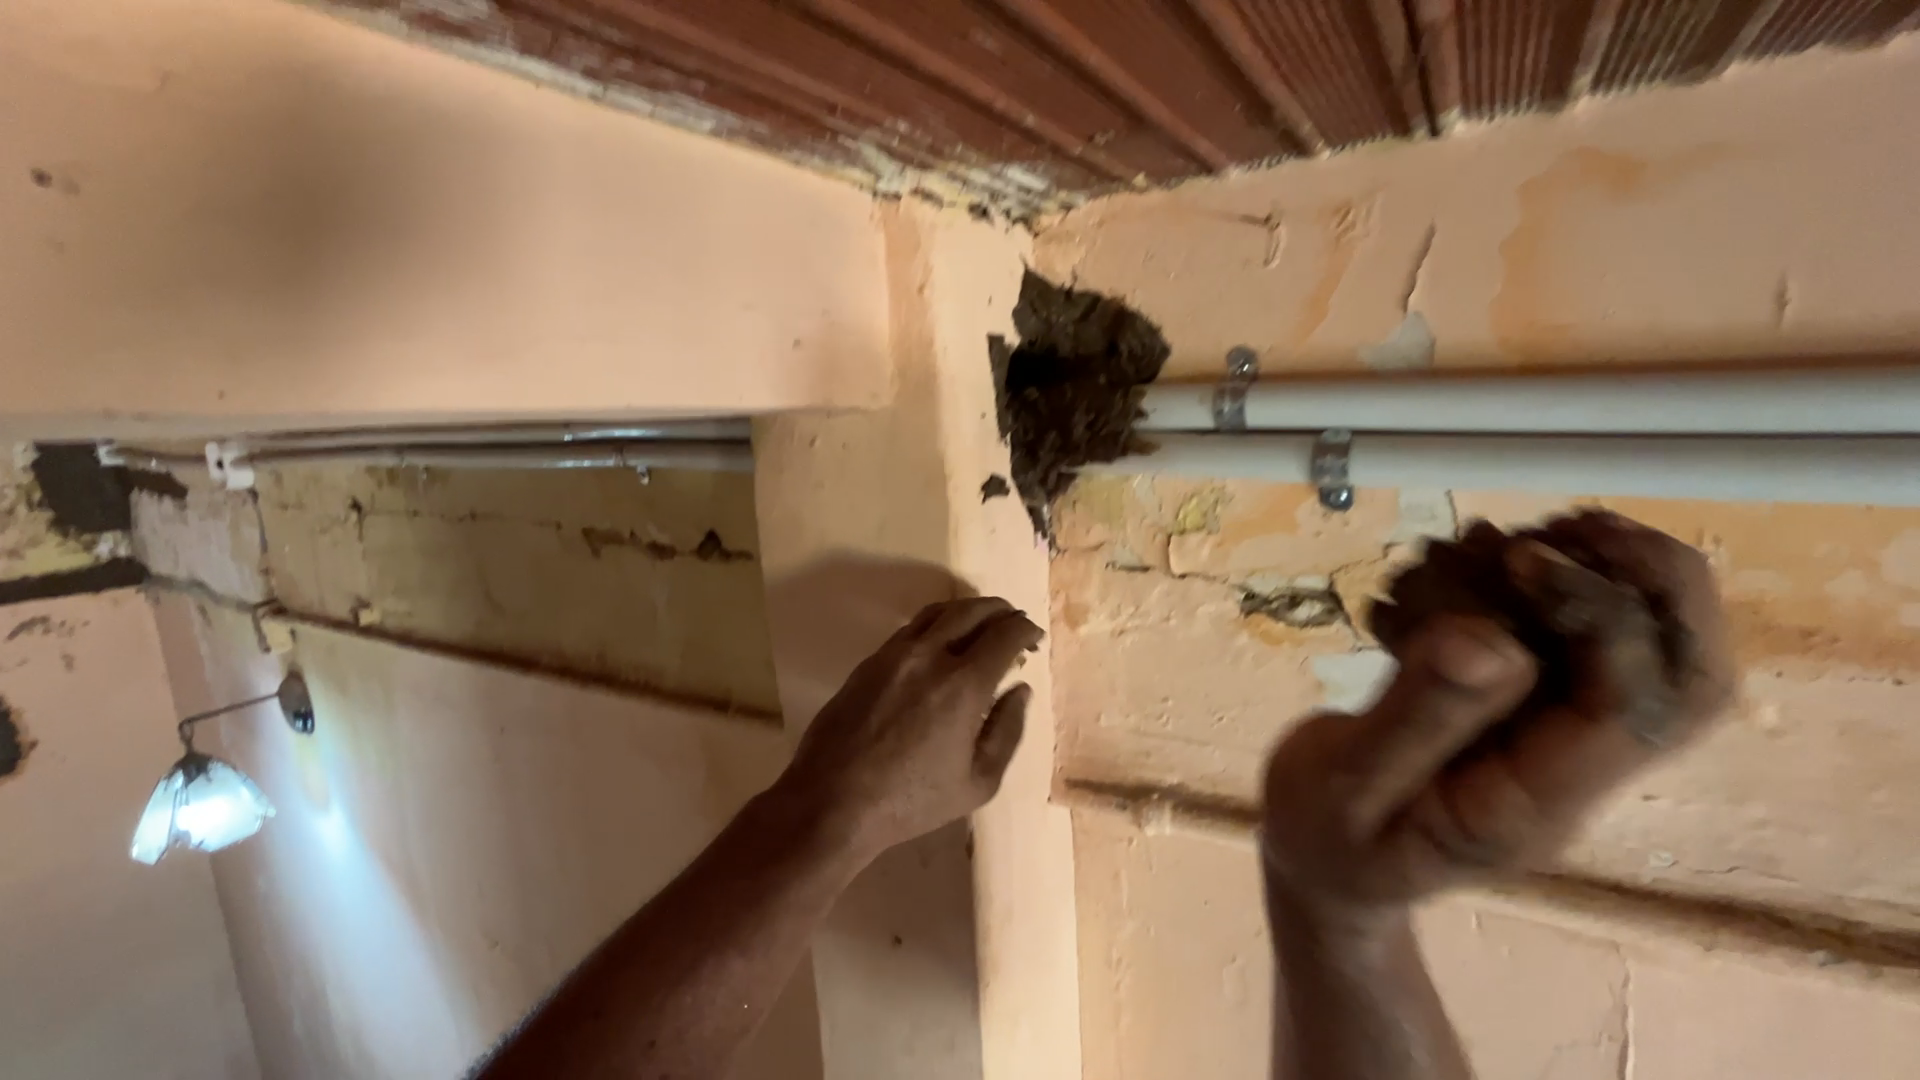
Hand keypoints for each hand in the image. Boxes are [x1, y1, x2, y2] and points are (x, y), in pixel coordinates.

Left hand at [777, 596, 1042, 860]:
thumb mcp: (978, 781)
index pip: (1005, 634)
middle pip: (972, 610)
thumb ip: (1007, 730)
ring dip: (967, 611)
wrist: (833, 801)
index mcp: (963, 684)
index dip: (1025, 630)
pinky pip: (910, 628)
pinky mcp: (869, 662)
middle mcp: (930, 655)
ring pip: (938, 611)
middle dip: (1000, 611)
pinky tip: (941, 644)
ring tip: (980, 625)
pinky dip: (936, 624)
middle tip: (1013, 623)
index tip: (1033, 638)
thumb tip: (1019, 690)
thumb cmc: (913, 800)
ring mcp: (894, 654)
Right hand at [1261, 512, 1733, 921]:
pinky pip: (1563, 650)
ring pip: (1635, 659)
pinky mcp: (1515, 717)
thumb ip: (1413, 719)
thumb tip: (1487, 639)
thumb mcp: (1346, 783)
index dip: (1601, 616)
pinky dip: (1537, 593)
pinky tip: (1476, 564)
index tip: (1518, 556)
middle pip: (1676, 685)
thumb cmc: (1323, 835)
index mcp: (1532, 803)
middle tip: (1571, 524)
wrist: (1321, 863)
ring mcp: (1546, 744)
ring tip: (1514, 533)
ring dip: (1597, 580)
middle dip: (1650, 590)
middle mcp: (1564, 771)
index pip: (1629, 709)